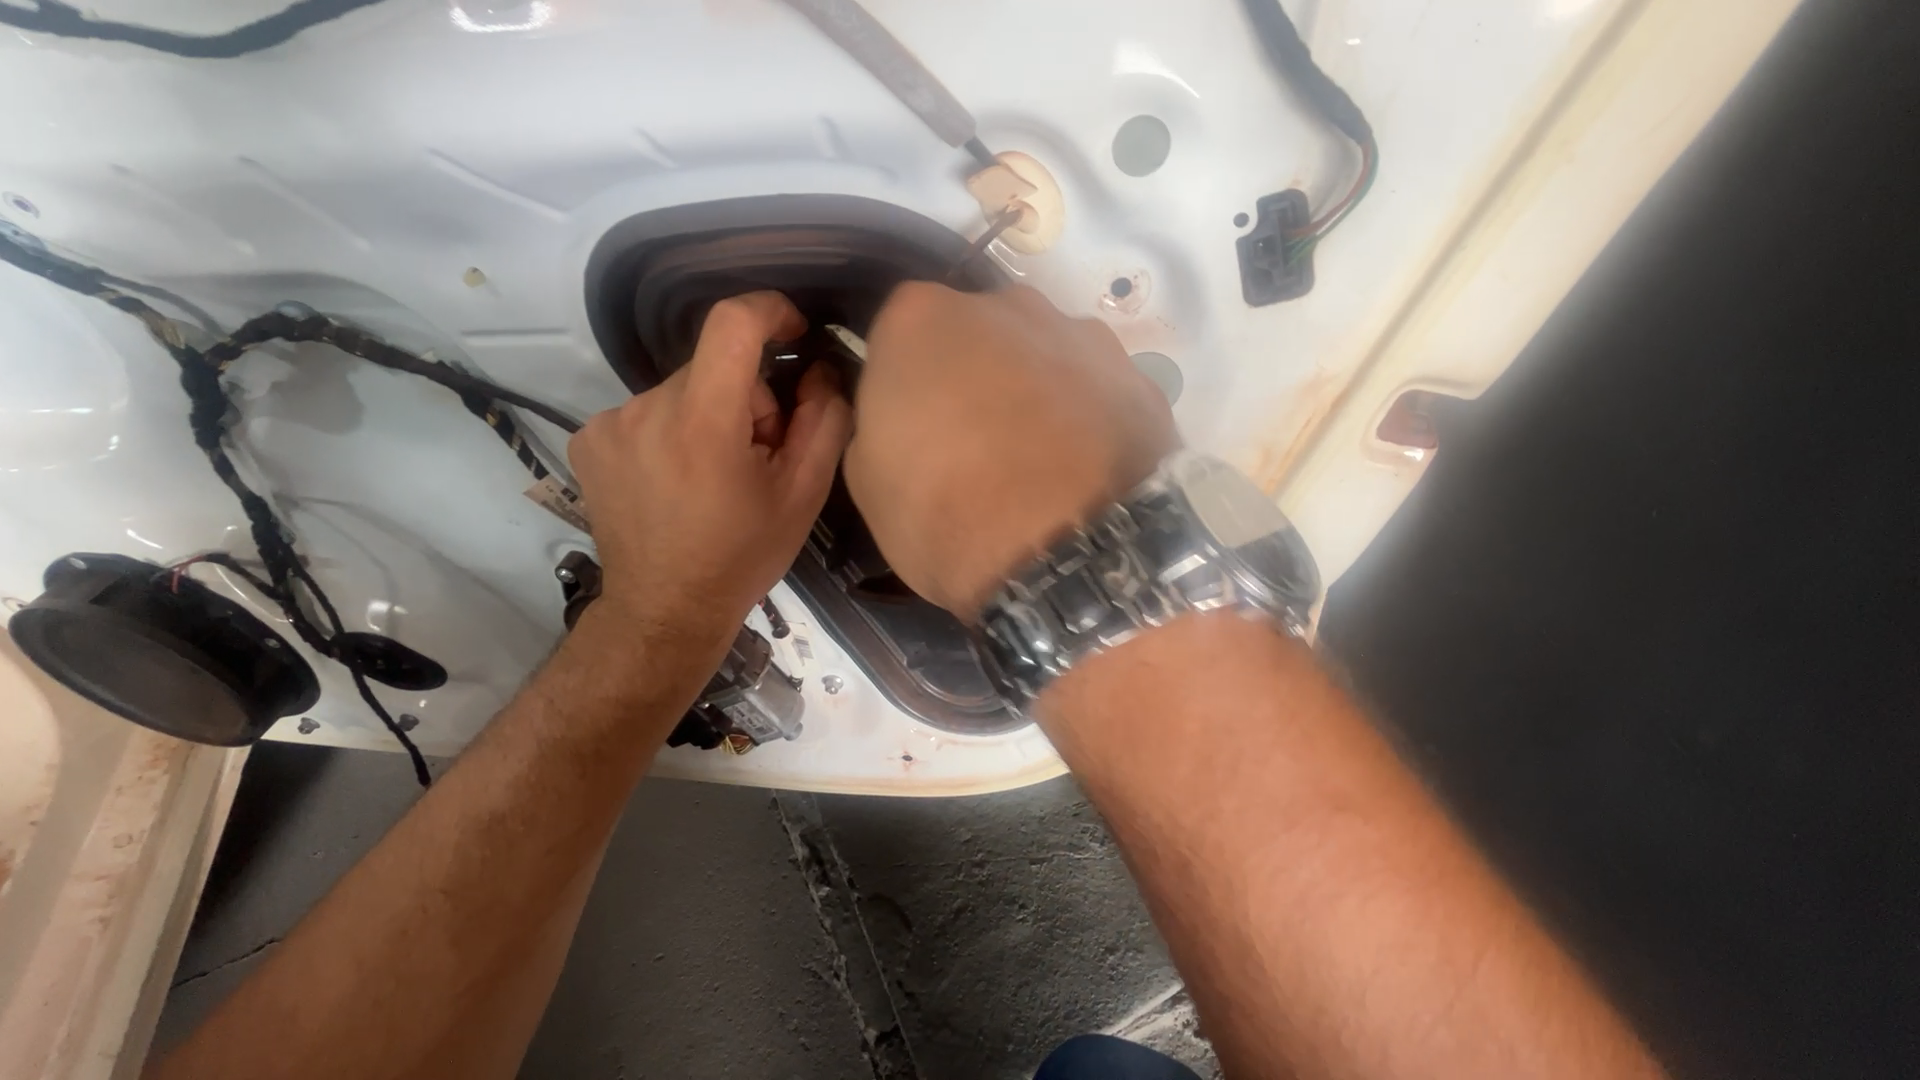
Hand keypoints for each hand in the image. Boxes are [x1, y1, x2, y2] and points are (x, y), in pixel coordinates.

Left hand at [568, 291, 851, 641]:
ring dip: (708, 415)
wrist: (666, 610)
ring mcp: (610, 424)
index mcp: (704, 422)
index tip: (793, 333)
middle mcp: (647, 410)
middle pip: (713, 368)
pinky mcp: (589, 439)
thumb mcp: (804, 494)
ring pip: (681, 391)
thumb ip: (823, 420)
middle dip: (746, 398)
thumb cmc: (743, 555)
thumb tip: (818, 370)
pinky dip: (671, 431)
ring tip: (714, 475)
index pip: (732, 323)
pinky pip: (647, 412)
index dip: (770, 311)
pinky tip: (676, 479)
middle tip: (757, 454)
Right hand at [844, 283, 1176, 616]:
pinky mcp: (1139, 379)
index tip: (913, 428)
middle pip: (978, 333)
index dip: (905, 383)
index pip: (901, 335)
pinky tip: (1085, 471)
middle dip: (974, 376)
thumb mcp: (867, 481)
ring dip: (1036, 393)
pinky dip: (1088, 419)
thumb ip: (880, 424)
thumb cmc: (946, 515)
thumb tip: (905, 420)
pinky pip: (1096, 391)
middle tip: (977, 444)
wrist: (1068, 557)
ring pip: (1044, 356)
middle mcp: (1006, 305)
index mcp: (922, 319)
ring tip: (1040, 464)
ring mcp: (1082, 336)